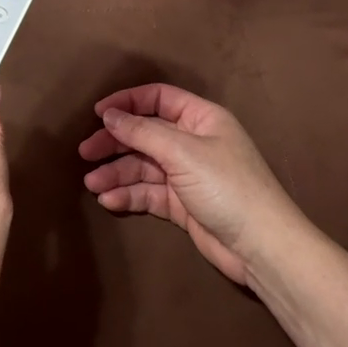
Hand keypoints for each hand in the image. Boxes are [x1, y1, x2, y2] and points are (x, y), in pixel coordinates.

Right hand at [78, 84, 302, 289]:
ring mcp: (188, 175)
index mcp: (201, 119)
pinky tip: (110, 201)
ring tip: (92, 185)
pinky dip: (129, 195)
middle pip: (145, 134)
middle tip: (85, 153)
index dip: (127, 102)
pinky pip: (149, 193)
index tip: (97, 113)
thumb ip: (142, 132)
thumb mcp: (182, 152)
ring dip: (117, 173)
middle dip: (114, 143)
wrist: (263, 247)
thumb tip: (109, 115)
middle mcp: (193, 142)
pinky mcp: (183, 205)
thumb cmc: (227, 187)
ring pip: (144, 166)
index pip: (158, 98)